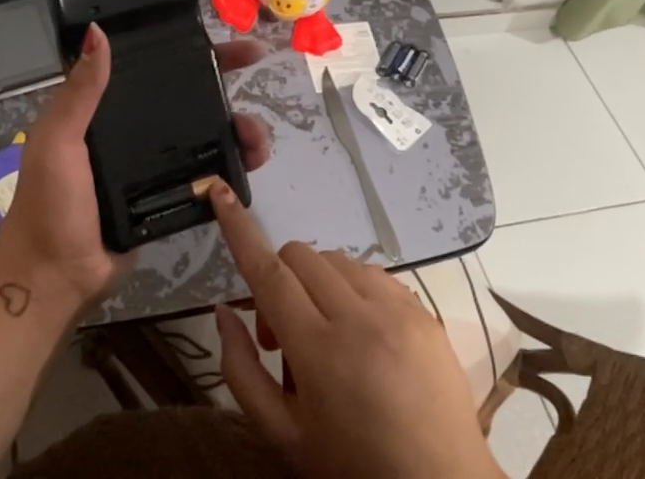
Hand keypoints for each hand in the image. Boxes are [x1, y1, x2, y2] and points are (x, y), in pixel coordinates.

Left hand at [0, 24, 274, 304]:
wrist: (57, 276)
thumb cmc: (51, 204)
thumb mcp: (58, 139)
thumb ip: (80, 90)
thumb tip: (98, 32)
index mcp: (102, 109)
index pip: (152, 69)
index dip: (191, 52)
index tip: (233, 46)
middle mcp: (130, 129)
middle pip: (188, 100)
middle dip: (227, 94)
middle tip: (254, 100)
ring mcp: (150, 164)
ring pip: (204, 135)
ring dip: (237, 131)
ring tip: (258, 143)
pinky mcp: (167, 196)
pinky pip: (205, 173)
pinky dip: (231, 165)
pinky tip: (250, 165)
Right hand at [208, 181, 503, 478]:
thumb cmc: (352, 467)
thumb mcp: (282, 435)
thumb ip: (241, 370)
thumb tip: (224, 312)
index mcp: (319, 350)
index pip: (268, 271)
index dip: (239, 228)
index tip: (220, 193)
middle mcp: (360, 318)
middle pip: (300, 257)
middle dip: (279, 280)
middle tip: (282, 338)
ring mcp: (399, 311)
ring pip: (337, 260)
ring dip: (316, 284)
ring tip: (326, 337)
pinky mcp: (424, 314)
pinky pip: (374, 274)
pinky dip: (352, 288)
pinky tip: (359, 333)